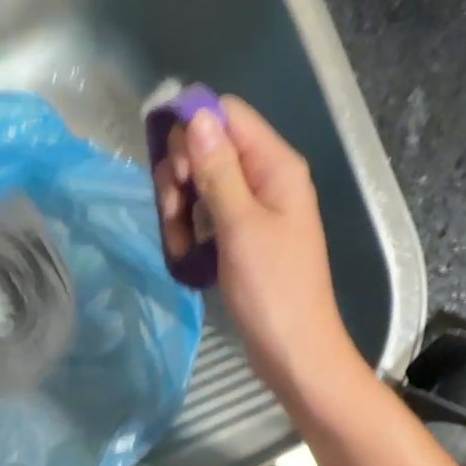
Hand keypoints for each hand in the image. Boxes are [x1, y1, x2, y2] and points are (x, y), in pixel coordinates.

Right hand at [155, 97, 365, 394]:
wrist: (293, 350)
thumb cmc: (272, 290)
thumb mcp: (240, 226)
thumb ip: (218, 171)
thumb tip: (197, 116)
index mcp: (275, 166)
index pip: (227, 115)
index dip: (192, 131)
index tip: (173, 174)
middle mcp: (266, 179)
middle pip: (209, 148)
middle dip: (180, 177)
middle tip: (172, 216)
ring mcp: (254, 210)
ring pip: (202, 185)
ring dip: (180, 210)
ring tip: (178, 246)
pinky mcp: (242, 238)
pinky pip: (207, 217)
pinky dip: (190, 231)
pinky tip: (185, 256)